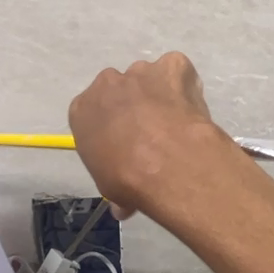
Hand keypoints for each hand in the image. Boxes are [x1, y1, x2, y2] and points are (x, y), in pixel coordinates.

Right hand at [67, 52, 242, 215]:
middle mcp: (107, 84)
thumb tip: (124, 207)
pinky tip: (191, 109)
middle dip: (134, 108)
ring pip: (149, 79)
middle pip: (120, 92)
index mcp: (82, 109)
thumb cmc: (128, 179)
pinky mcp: (172, 65)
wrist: (167, 163)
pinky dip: (185, 86)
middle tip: (154, 136)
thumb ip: (114, 189)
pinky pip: (178, 71)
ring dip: (160, 96)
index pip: (93, 115)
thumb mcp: (110, 189)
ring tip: (176, 125)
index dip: (113, 130)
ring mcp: (140, 71)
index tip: (128, 146)